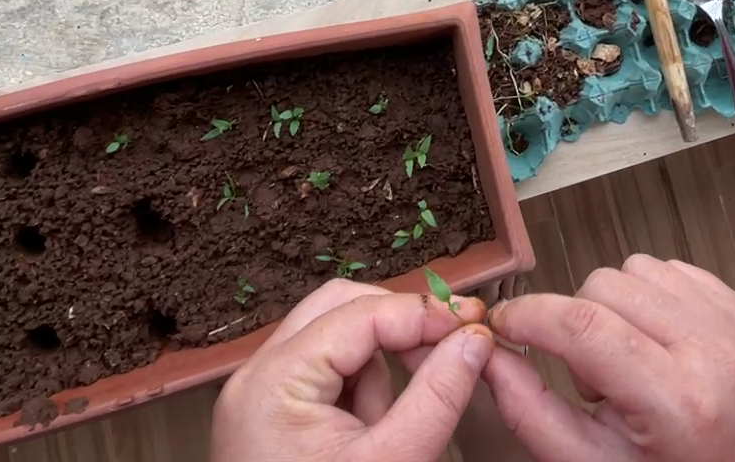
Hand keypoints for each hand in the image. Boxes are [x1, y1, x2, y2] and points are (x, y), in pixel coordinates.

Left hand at [211, 278, 495, 461]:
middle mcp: (257, 372)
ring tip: (392, 422)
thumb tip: (477, 337)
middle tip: (446, 345)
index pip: (361, 314)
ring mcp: (259, 390)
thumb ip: (437, 395)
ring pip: (336, 332)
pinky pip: (327, 366)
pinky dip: (361, 383)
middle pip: (340, 305)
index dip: (423, 311)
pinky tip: (369, 430)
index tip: (475, 320)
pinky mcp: (270, 408)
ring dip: (380, 359)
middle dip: (398, 324)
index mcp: (275, 381)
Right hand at [481, 255, 734, 461]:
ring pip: (634, 267)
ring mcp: (733, 323)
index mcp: (678, 402)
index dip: (531, 314)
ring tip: (627, 359)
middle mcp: (713, 352)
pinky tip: (654, 341)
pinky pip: (668, 268)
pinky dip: (647, 296)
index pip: (584, 327)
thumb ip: (531, 410)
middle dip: (577, 320)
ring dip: (613, 305)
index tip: (504, 320)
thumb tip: (490, 353)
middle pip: (604, 285)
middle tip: (592, 377)